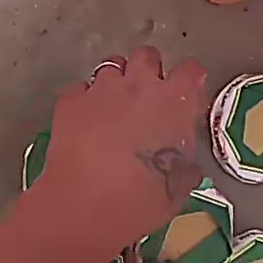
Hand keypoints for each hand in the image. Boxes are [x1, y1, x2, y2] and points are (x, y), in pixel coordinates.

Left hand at [39, 48, 207, 248]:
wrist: (85, 206)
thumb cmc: (140, 201)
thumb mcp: (178, 189)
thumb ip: (185, 166)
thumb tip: (186, 165)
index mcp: (175, 101)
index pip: (192, 71)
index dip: (189, 83)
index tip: (186, 100)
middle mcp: (139, 85)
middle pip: (148, 56)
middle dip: (149, 71)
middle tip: (146, 100)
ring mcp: (101, 89)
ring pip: (112, 67)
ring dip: (117, 83)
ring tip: (113, 110)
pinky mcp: (70, 101)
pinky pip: (81, 89)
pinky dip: (85, 101)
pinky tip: (86, 124)